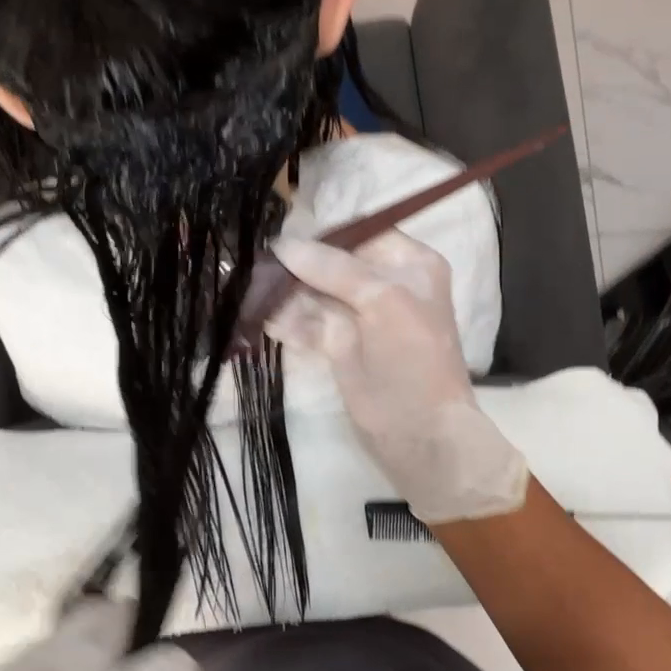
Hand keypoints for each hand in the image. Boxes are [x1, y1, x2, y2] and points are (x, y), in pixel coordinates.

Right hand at [268, 233, 527, 522]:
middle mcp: (385, 284)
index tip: (278, 238)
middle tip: (255, 267)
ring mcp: (361, 317)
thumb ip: (333, 268)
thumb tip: (285, 243)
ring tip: (250, 295)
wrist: (420, 437)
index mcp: (408, 264)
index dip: (319, 234)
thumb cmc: (412, 364)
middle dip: (295, 267)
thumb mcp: (381, 302)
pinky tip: (265, 321)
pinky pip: (311, 324)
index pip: (357, 233)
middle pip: (331, 263)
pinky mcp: (342, 347)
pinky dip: (290, 323)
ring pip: (316, 294)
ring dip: (285, 296)